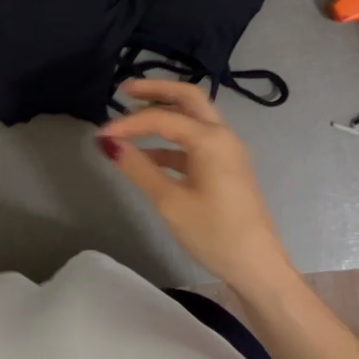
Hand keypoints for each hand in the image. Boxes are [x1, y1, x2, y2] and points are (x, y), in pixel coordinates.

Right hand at [97, 79, 289, 287]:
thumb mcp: (170, 202)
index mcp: (209, 138)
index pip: (161, 118)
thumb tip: (107, 142)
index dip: (128, 123)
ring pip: (193, 117)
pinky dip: (171, 139)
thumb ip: (137, 168)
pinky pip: (195, 140)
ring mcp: (227, 150)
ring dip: (164, 112)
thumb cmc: (214, 233)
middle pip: (186, 97)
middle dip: (155, 90)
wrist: (258, 268)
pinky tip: (148, 155)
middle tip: (124, 90)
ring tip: (132, 117)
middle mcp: (222, 135)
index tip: (101, 135)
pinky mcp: (225, 167)